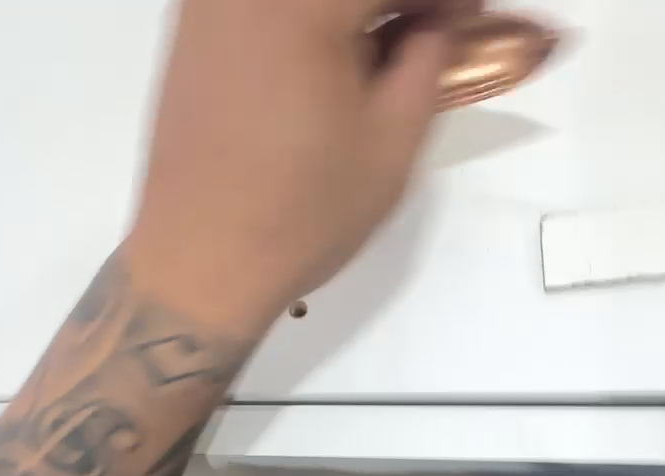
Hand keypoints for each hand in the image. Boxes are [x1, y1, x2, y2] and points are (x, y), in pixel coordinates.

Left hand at [125, 0, 471, 340]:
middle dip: (399, 2)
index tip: (473, 18)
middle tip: (435, 31)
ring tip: (386, 49)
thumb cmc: (303, 214)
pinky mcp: (191, 24)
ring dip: (355, 11)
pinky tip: (335, 53)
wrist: (201, 261)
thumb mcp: (389, 146)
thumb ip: (426, 62)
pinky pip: (264, 3)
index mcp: (301, 2)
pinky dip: (310, 17)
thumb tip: (438, 22)